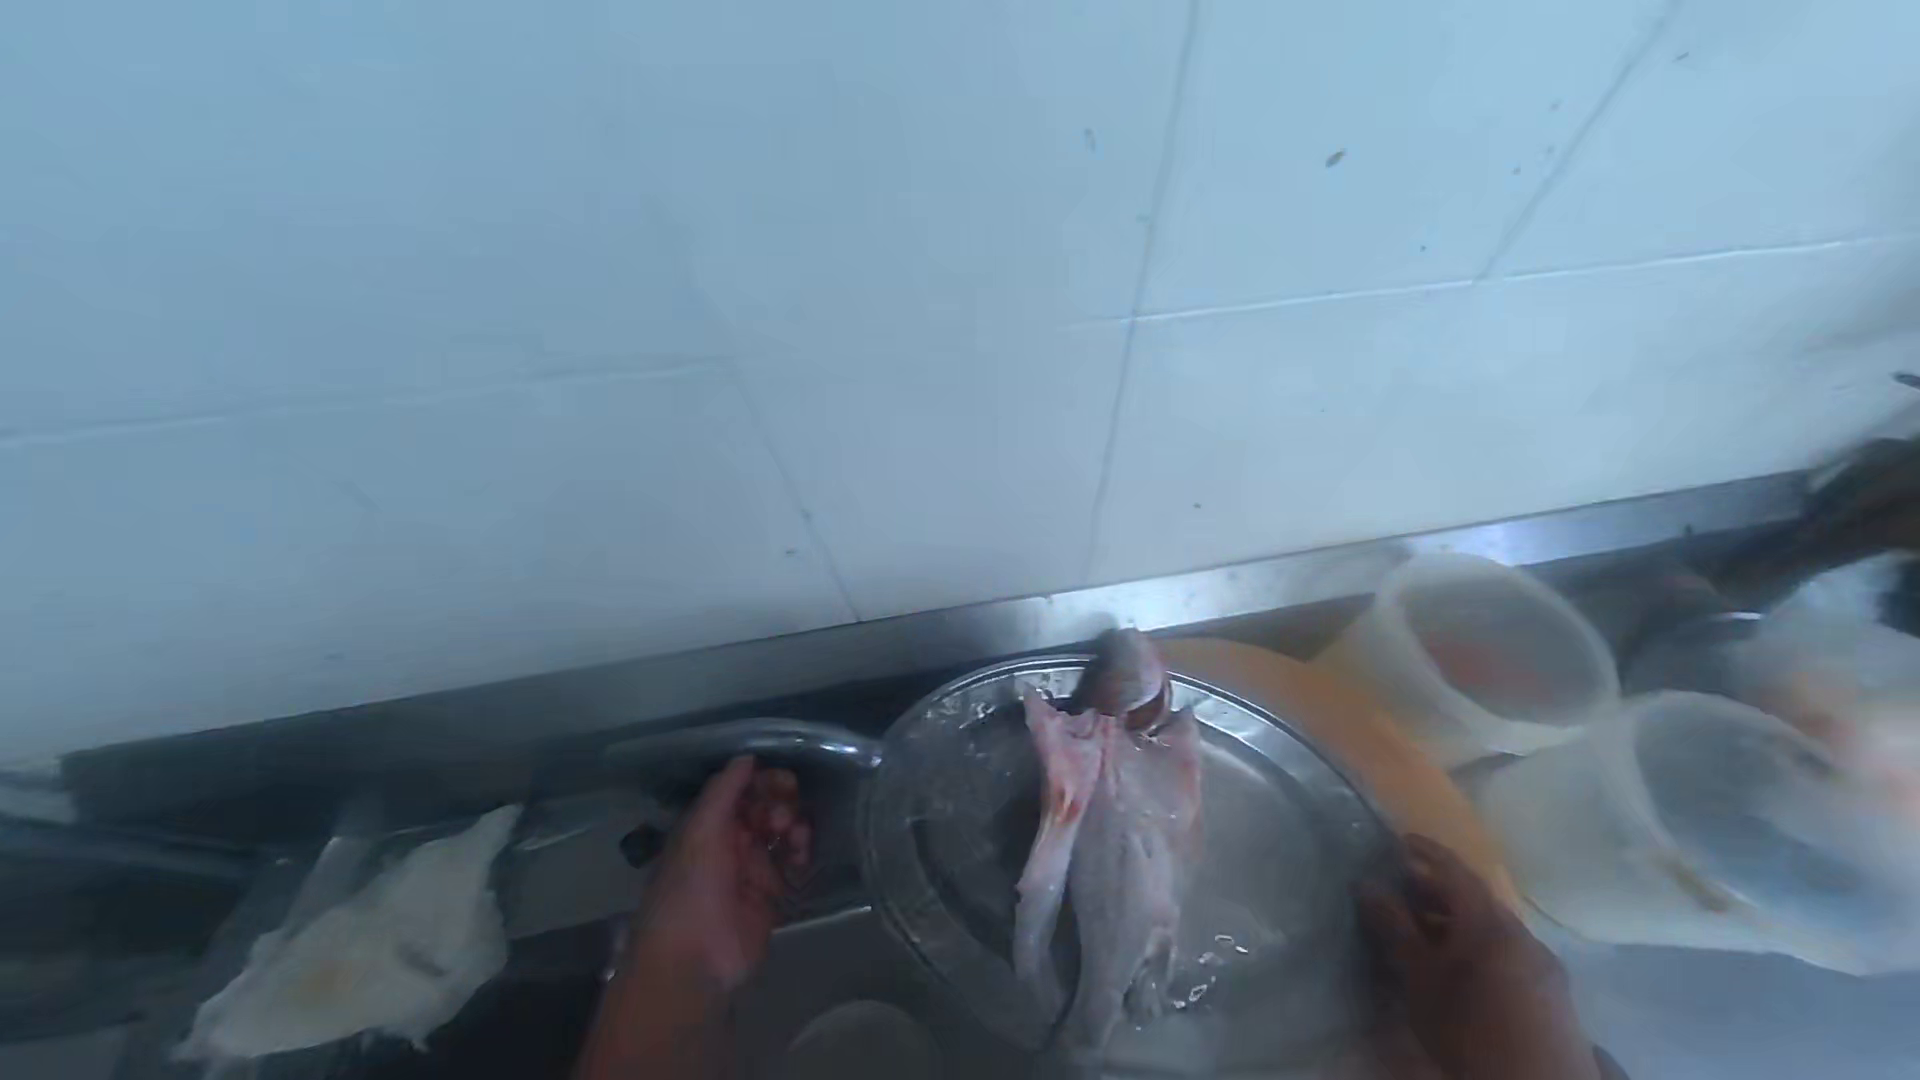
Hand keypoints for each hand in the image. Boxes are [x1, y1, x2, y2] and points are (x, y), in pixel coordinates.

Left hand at [629, 755, 811, 993]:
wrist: (694, 962)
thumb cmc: (690, 889)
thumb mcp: (700, 831)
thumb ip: (724, 790)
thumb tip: (747, 757)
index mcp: (708, 825)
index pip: (742, 790)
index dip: (763, 782)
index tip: (784, 782)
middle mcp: (731, 841)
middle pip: (766, 807)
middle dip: (782, 803)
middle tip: (784, 817)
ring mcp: (753, 868)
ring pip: (783, 831)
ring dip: (795, 825)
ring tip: (795, 837)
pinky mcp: (773, 894)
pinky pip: (793, 862)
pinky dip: (802, 852)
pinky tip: (801, 856)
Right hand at [1358, 835, 1600, 1079]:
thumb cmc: (1468, 1026)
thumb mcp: (1418, 975)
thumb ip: (1393, 925)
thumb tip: (1368, 884)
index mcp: (1492, 924)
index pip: (1457, 871)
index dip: (1427, 851)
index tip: (1400, 840)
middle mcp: (1524, 937)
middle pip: (1475, 899)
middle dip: (1436, 890)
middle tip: (1399, 889)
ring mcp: (1544, 968)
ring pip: (1491, 927)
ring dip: (1455, 919)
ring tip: (1421, 928)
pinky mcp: (1553, 997)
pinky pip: (1506, 951)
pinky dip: (1475, 942)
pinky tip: (1455, 963)